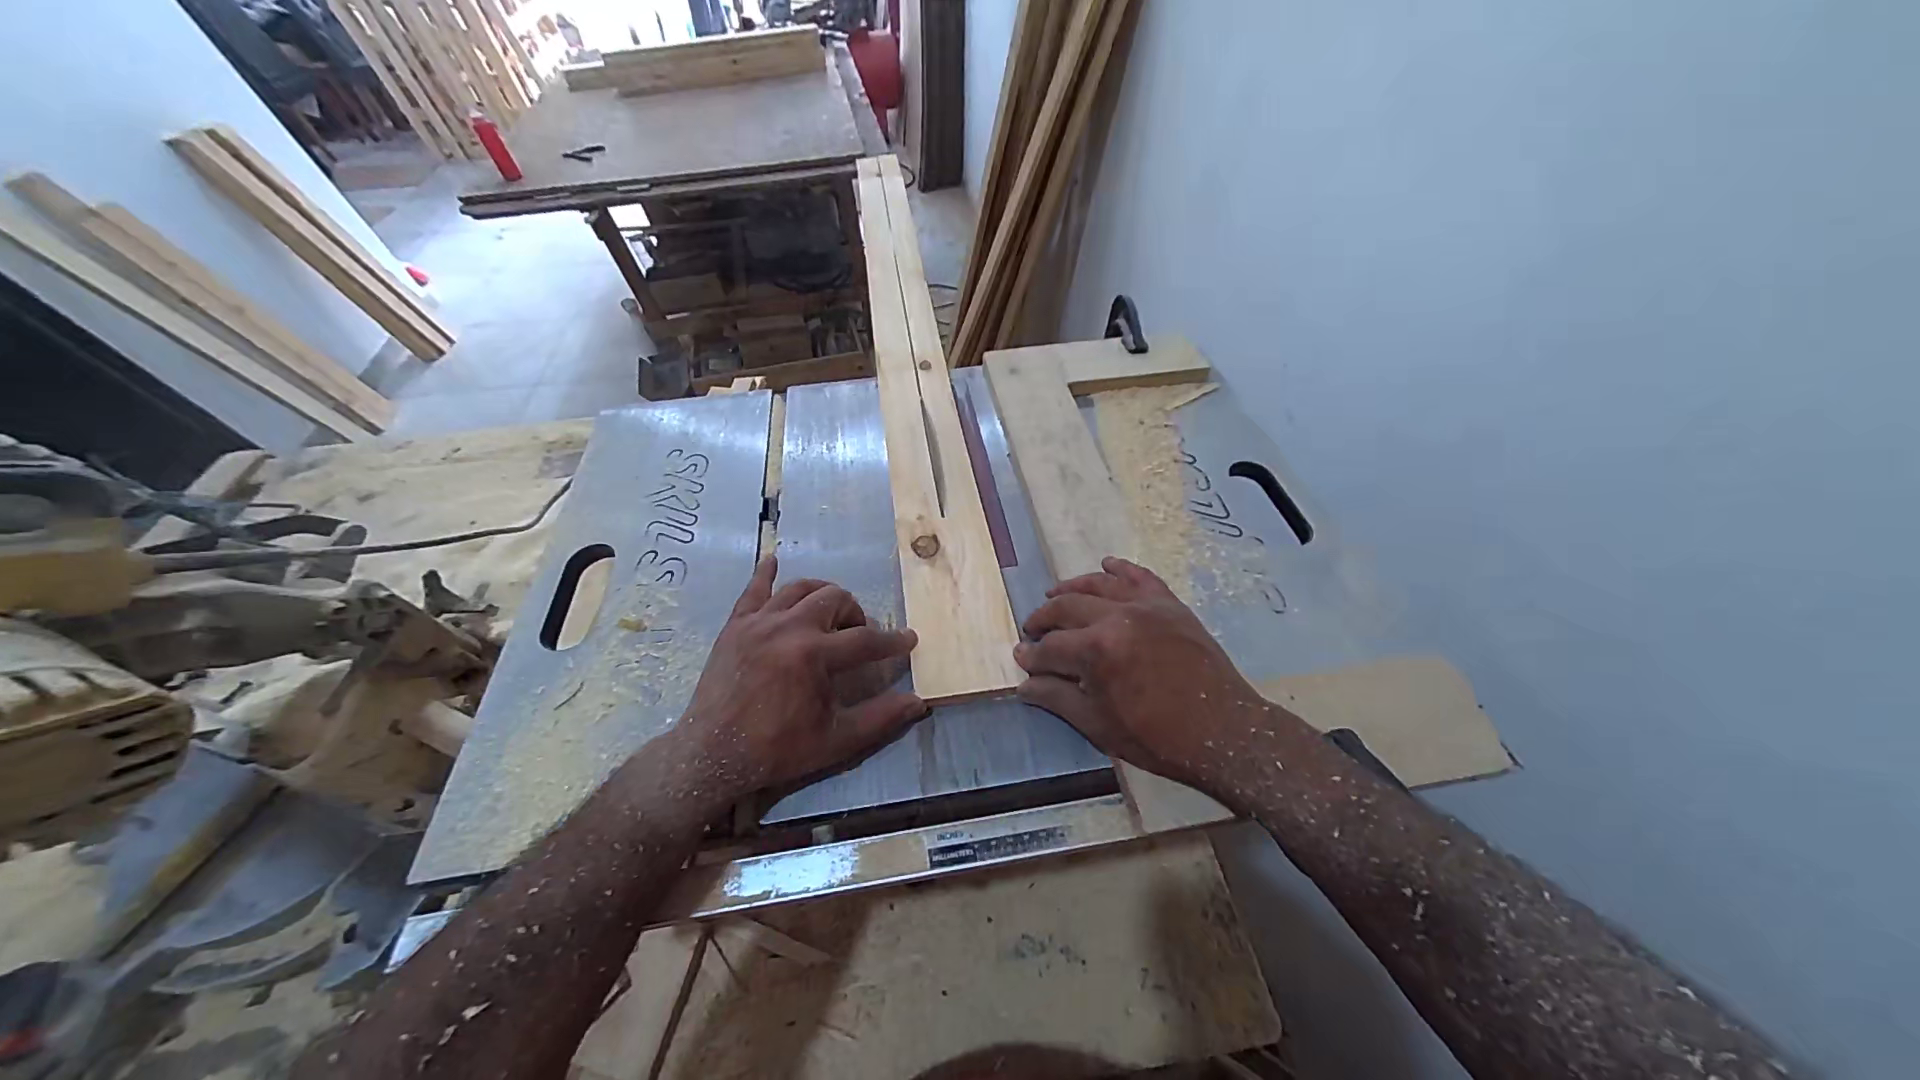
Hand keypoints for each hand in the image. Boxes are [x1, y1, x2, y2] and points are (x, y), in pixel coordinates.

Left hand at [669, 555, 927, 799]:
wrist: (712, 754)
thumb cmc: (777, 749)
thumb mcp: (836, 741)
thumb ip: (880, 718)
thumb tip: (918, 702)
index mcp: (813, 655)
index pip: (865, 640)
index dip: (892, 641)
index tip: (909, 641)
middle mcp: (787, 628)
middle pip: (835, 599)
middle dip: (855, 614)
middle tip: (859, 636)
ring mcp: (758, 622)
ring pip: (800, 588)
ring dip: (823, 595)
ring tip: (830, 614)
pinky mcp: (735, 626)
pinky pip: (753, 589)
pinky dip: (765, 573)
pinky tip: (773, 561)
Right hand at [1014, 556, 1277, 790]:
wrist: (1224, 732)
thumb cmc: (1157, 737)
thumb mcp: (1098, 725)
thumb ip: (1056, 698)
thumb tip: (1025, 683)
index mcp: (1097, 649)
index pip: (1051, 647)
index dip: (1032, 655)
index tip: (1021, 658)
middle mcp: (1118, 617)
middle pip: (1067, 608)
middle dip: (1043, 619)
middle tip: (1032, 631)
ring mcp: (1147, 606)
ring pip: (1099, 584)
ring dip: (1071, 588)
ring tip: (1053, 595)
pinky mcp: (1170, 605)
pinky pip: (1141, 577)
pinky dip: (1121, 569)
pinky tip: (1106, 565)